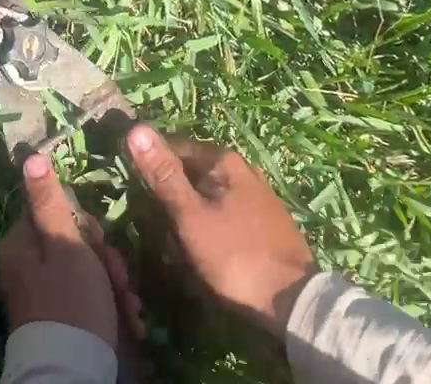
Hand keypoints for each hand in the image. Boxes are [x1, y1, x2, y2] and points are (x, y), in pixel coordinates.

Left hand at [0, 152, 124, 347]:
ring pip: (85, 271)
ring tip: (129, 302)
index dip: (83, 220)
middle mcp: (25, 267)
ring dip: (113, 284)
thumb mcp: (65, 244)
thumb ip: (51, 202)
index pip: (53, 209)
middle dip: (104, 257)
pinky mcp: (59, 319)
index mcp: (20, 245)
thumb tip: (30, 158)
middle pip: (72, 241)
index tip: (101, 238)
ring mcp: (41, 295)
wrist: (73, 372)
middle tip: (118, 274)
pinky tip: (128, 319)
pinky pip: (87, 298)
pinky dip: (109, 306)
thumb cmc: (71, 301)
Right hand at [126, 123, 317, 336]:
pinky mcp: (269, 221)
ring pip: (212, 195)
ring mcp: (260, 195)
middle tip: (163, 231)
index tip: (139, 195)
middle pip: (195, 174)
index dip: (154, 169)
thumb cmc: (234, 255)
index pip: (176, 149)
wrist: (293, 301)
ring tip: (182, 247)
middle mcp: (245, 169)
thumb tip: (136, 129)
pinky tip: (209, 250)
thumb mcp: (191, 216)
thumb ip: (164, 175)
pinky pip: (229, 213)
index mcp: (225, 161)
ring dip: (193, 215)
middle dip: (175, 198)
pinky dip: (214, 225)